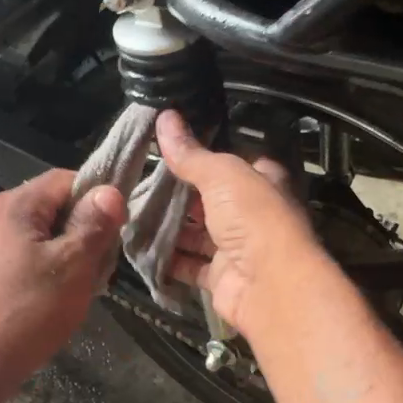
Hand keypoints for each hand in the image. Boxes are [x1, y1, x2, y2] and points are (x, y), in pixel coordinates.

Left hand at [0, 169, 126, 402]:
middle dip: (85, 235)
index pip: (68, 179)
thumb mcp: (72, 267)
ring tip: (78, 293)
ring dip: (67, 260)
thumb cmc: (25, 313)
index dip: (99, 200)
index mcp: (16, 204)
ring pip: (41, 239)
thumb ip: (94, 225)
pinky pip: (24, 263)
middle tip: (101, 271)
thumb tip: (111, 190)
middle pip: (54, 210)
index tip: (117, 233)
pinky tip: (51, 306)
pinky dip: (45, 277)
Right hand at [157, 110, 325, 337]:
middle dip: (178, 195)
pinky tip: (142, 248)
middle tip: (139, 184)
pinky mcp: (221, 278)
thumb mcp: (221, 174)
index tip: (168, 150)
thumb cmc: (254, 218)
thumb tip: (165, 118)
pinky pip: (190, 266)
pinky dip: (169, 260)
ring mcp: (237, 249)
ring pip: (197, 234)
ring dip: (169, 228)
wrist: (270, 284)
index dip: (203, 157)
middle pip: (210, 201)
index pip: (231, 164)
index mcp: (262, 182)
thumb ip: (191, 153)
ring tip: (132, 214)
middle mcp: (252, 215)